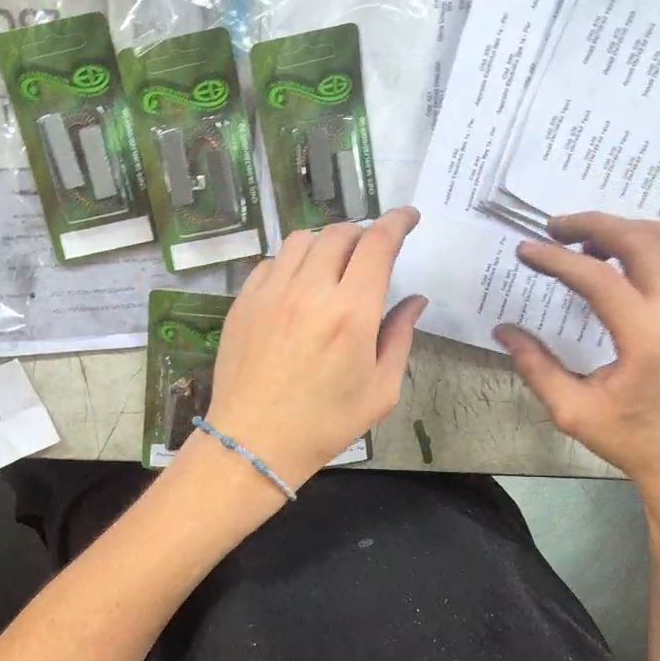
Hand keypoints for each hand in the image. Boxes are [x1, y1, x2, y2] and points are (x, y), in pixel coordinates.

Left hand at [201, 208, 428, 488]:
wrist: (254, 443)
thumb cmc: (324, 425)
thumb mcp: (380, 391)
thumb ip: (400, 338)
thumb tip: (414, 301)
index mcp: (351, 313)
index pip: (378, 243)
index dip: (397, 221)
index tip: (407, 218)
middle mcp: (311, 291)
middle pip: (340, 233)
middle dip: (362, 234)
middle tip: (371, 253)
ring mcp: (272, 293)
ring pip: (302, 240)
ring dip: (325, 243)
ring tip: (333, 266)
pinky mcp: (244, 302)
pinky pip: (272, 262)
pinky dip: (292, 262)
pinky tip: (298, 286)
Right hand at [493, 213, 659, 495]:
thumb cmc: (629, 439)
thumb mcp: (571, 411)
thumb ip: (537, 367)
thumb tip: (505, 331)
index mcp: (645, 339)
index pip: (600, 279)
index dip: (558, 260)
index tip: (525, 251)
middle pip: (641, 242)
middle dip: (594, 225)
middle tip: (553, 229)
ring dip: (629, 229)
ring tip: (588, 239)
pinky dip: (655, 243)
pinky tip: (625, 256)